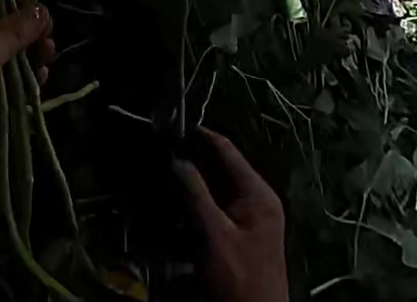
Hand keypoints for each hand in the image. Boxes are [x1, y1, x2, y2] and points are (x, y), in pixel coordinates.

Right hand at [176, 127, 287, 301]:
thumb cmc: (241, 286)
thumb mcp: (214, 236)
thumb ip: (194, 193)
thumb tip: (177, 159)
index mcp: (257, 193)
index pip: (225, 149)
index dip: (198, 137)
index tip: (171, 130)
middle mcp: (254, 202)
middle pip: (215, 172)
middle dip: (187, 168)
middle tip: (159, 162)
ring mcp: (246, 224)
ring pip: (209, 195)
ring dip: (184, 194)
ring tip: (159, 191)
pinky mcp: (235, 243)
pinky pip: (209, 219)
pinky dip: (189, 218)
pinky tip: (168, 225)